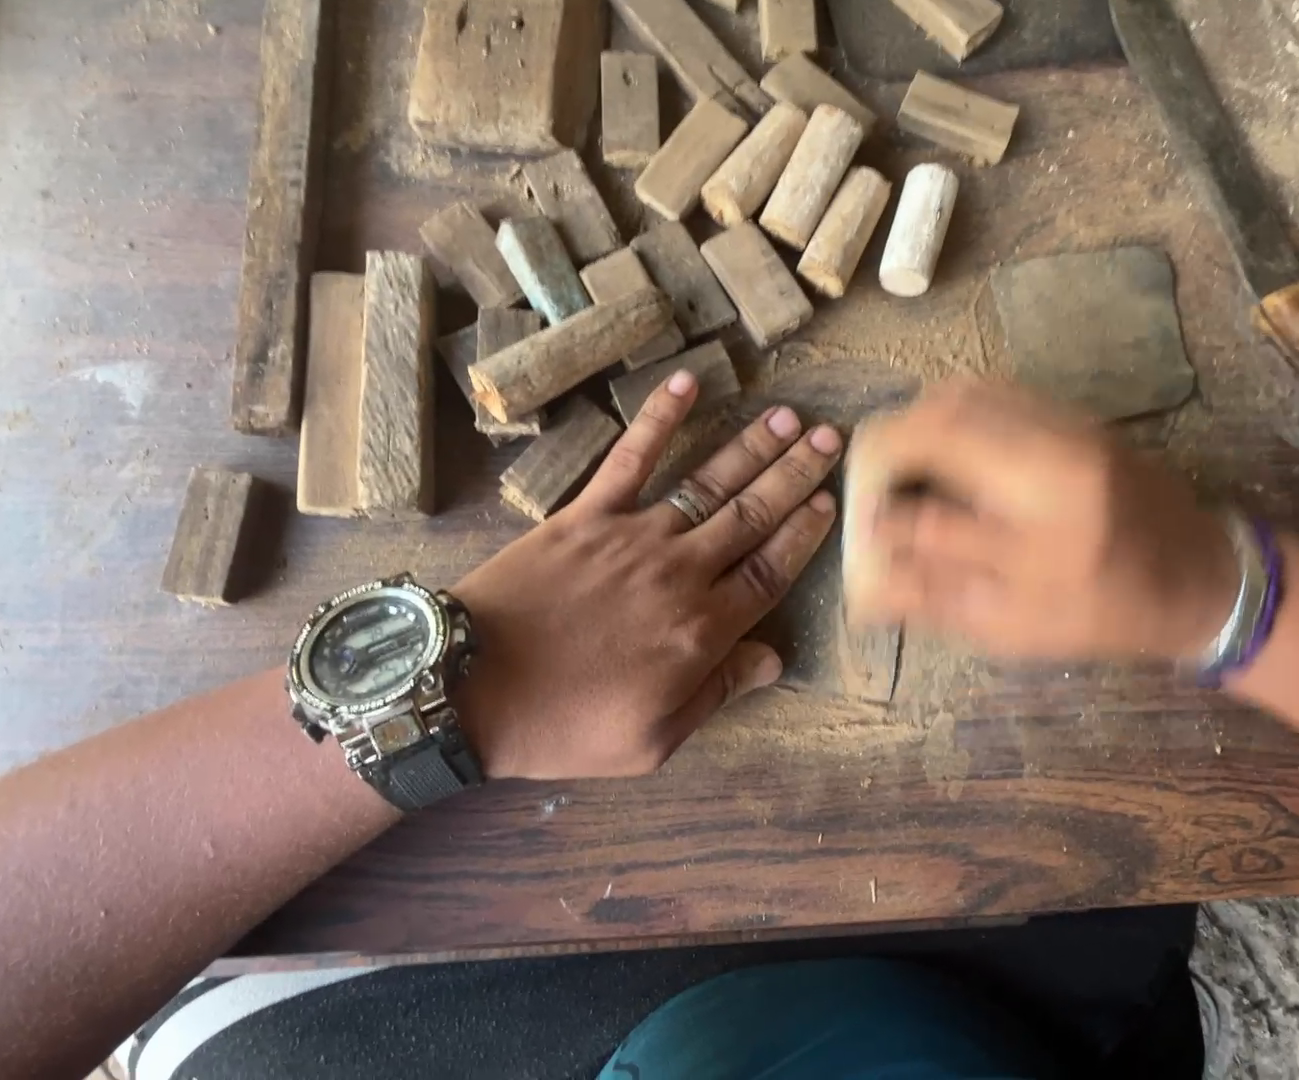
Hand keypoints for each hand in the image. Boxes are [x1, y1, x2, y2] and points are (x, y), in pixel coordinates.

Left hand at [453, 371, 842, 779]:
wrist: (468, 689)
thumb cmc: (563, 725)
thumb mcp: (653, 739)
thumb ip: (717, 692)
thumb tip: (773, 659)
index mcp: (701, 631)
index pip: (770, 572)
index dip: (804, 534)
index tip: (830, 501)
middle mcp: (680, 573)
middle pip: (752, 516)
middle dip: (796, 475)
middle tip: (829, 439)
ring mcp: (633, 536)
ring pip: (707, 482)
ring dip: (751, 447)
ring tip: (786, 417)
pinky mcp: (586, 514)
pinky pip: (630, 457)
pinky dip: (659, 418)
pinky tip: (686, 384)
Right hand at [848, 380, 1236, 660]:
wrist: (1205, 574)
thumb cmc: (1108, 614)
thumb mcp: (1020, 627)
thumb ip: (936, 601)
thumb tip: (862, 590)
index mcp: (1043, 539)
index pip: (930, 519)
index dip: (878, 525)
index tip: (861, 540)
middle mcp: (1056, 467)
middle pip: (941, 427)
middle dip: (883, 450)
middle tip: (864, 484)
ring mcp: (1068, 430)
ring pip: (963, 396)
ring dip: (911, 422)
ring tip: (891, 461)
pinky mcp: (1073, 414)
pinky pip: (992, 389)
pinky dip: (946, 407)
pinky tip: (933, 437)